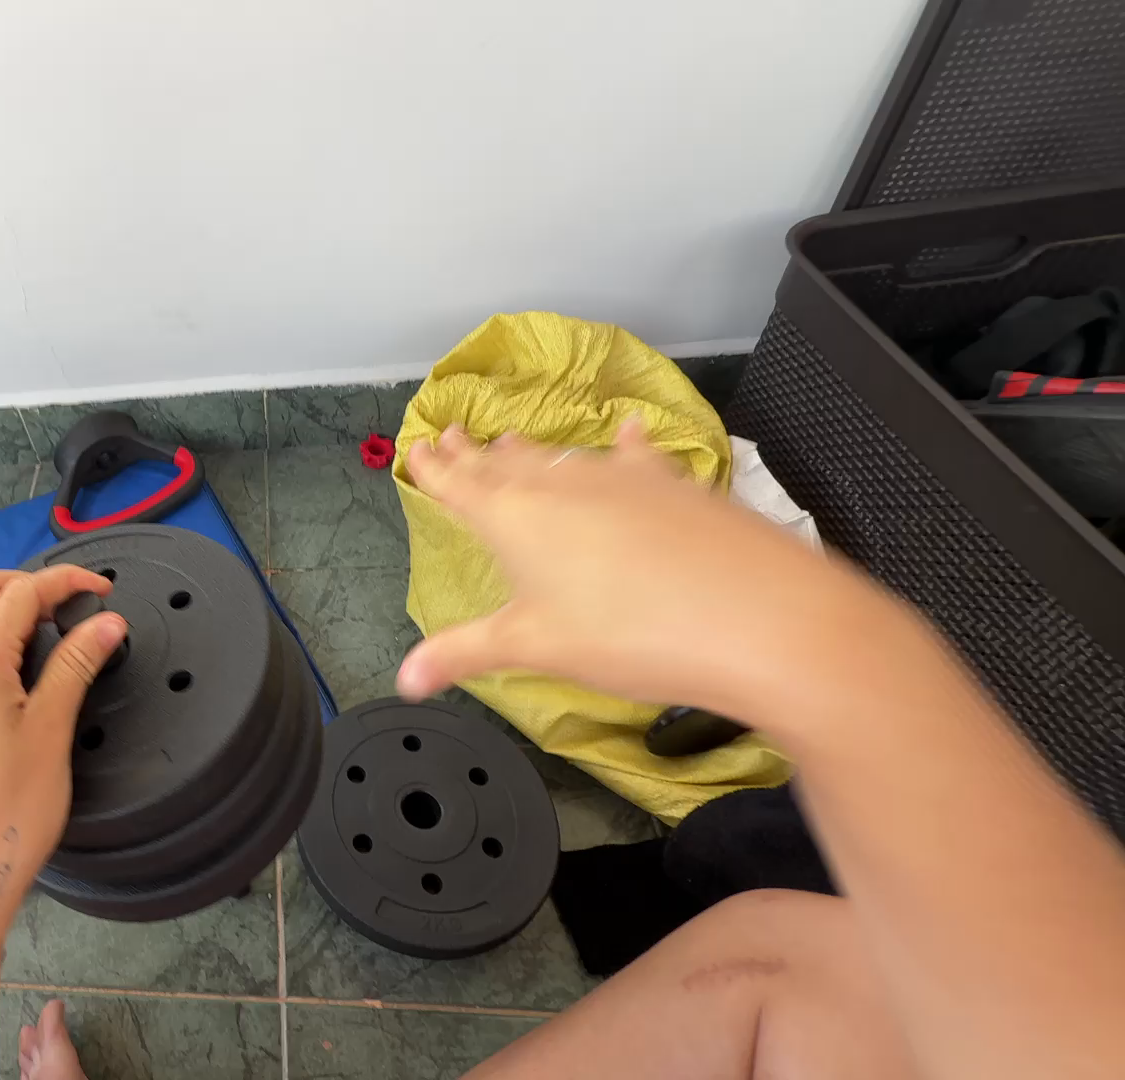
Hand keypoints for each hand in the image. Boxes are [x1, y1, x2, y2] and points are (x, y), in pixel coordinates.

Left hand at [0, 565, 127, 897]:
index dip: (66, 581)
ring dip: (6, 610)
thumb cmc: (9, 810)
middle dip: (29, 583)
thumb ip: (76, 666)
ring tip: (53, 640)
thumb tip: (109, 623)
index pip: (21, 592)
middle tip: (74, 609)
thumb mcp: (52, 732)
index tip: (106, 591)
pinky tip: (19, 676)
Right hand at [395, 421, 911, 722]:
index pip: (458, 484)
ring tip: (508, 440)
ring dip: (529, 451)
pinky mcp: (674, 486)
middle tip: (451, 433)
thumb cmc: (628, 635)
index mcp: (513, 519)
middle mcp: (560, 487)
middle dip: (471, 452)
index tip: (417, 446)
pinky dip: (622, 445)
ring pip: (559, 458)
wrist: (767, 622)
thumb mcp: (533, 648)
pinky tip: (626, 431)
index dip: (433, 467)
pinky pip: (637, 456)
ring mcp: (621, 480)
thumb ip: (461, 654)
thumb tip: (403, 679)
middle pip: (502, 463)